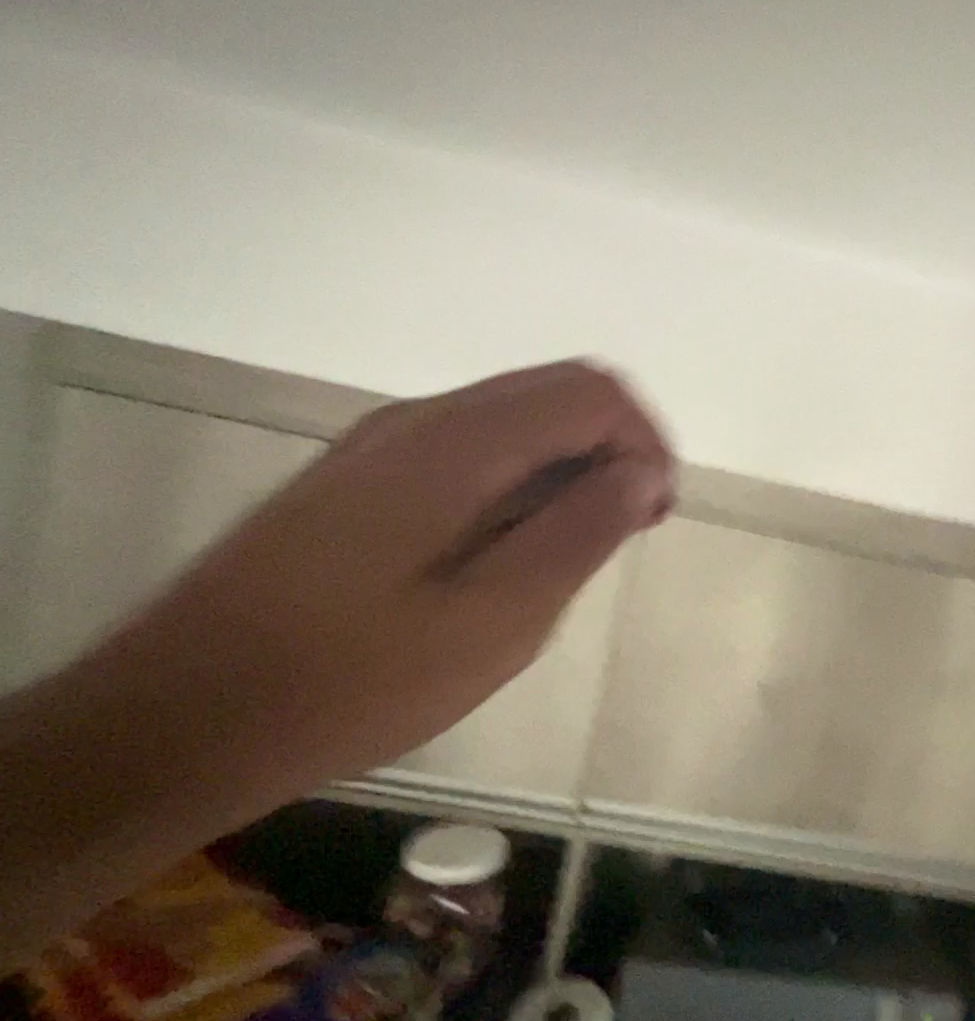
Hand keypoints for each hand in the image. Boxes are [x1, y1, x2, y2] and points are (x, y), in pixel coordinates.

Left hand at [0, 359, 675, 966]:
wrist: (180, 722)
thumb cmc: (355, 680)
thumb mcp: (497, 620)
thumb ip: (579, 533)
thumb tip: (643, 473)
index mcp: (457, 444)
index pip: (592, 394)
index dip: (646, 443)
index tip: (655, 515)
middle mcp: (421, 420)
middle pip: (557, 391)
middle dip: (618, 447)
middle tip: (632, 525)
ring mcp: (384, 443)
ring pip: (517, 416)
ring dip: (573, 463)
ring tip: (582, 545)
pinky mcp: (364, 476)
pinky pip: (476, 446)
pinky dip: (525, 477)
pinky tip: (516, 547)